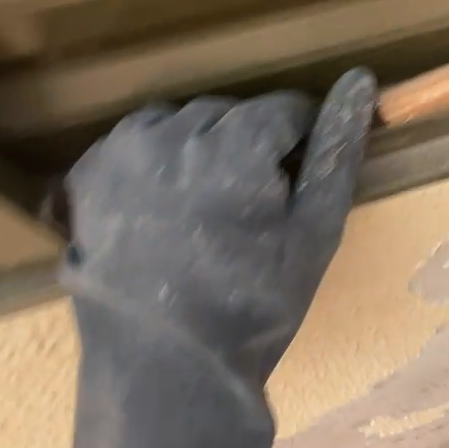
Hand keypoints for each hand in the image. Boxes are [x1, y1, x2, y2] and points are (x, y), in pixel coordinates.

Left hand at [59, 70, 376, 382]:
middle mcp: (170, 136)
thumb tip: (361, 79)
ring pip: (184, 121)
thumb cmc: (257, 302)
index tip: (300, 180)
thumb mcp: (316, 228)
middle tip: (259, 202)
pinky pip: (139, 140)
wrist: (168, 368)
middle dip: (253, 144)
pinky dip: (163, 157)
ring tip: (215, 200)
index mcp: (232, 146)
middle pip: (233, 112)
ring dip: (207, 146)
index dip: (302, 141)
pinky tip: (173, 201)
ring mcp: (119, 155)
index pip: (284, 109)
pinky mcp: (87, 177)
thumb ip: (337, 149)